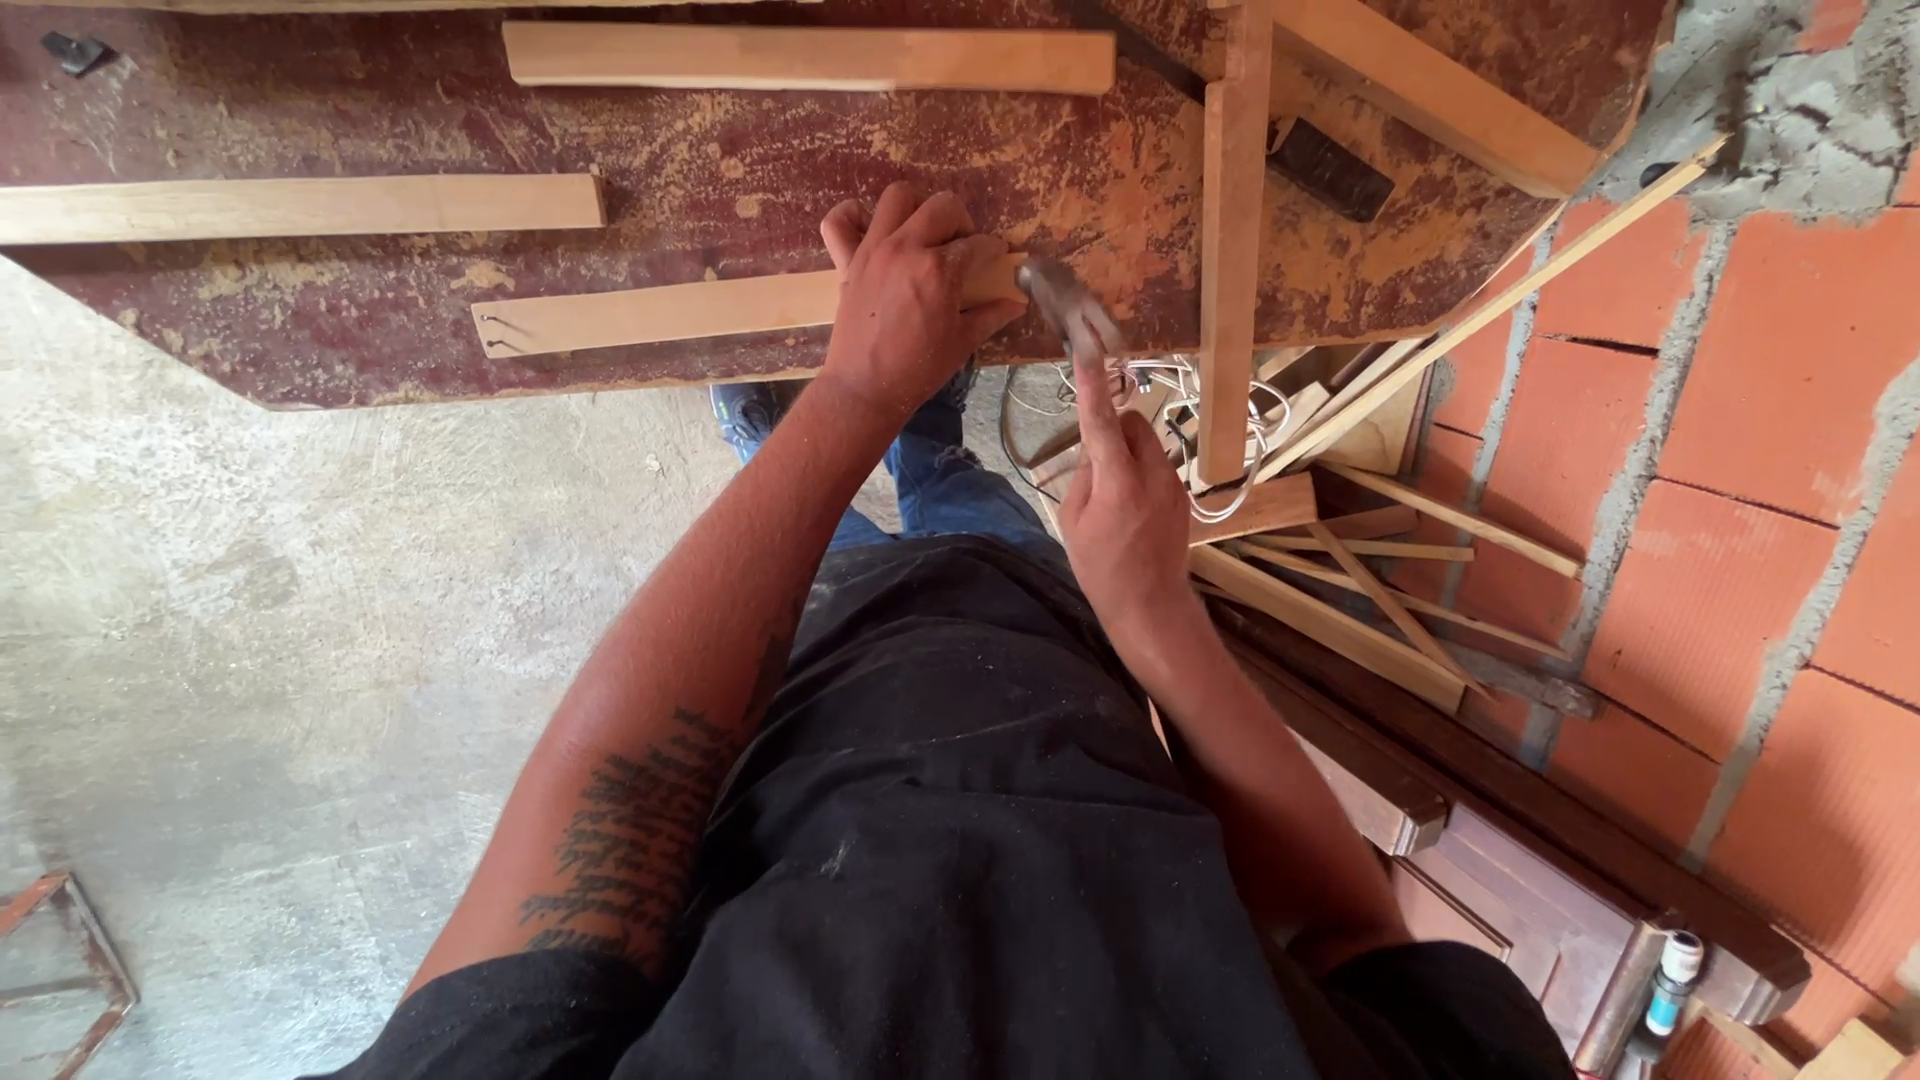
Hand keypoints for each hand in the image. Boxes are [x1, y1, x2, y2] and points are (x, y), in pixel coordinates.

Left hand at [814, 183, 1026, 426]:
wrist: (865, 388)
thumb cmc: (919, 369)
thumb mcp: (962, 342)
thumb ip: (991, 316)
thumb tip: (1017, 302)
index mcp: (940, 271)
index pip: (977, 245)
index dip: (992, 251)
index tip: (994, 259)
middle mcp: (907, 248)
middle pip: (943, 206)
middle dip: (962, 222)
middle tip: (961, 247)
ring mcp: (874, 250)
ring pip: (898, 197)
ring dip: (917, 208)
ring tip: (923, 234)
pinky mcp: (848, 261)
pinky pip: (839, 221)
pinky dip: (852, 216)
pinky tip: (871, 231)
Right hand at [1057, 351, 1203, 651]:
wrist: (1149, 605)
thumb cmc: (1100, 568)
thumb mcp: (1072, 522)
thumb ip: (1083, 476)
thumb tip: (1094, 447)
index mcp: (1118, 482)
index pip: (1101, 422)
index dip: (1092, 385)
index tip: (1086, 351)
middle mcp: (1153, 474)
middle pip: (1134, 423)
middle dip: (1114, 429)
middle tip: (1095, 464)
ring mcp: (1174, 484)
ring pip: (1148, 444)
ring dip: (1128, 453)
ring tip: (1114, 496)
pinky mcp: (1183, 496)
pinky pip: (1158, 466)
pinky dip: (1140, 471)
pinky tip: (1131, 509)